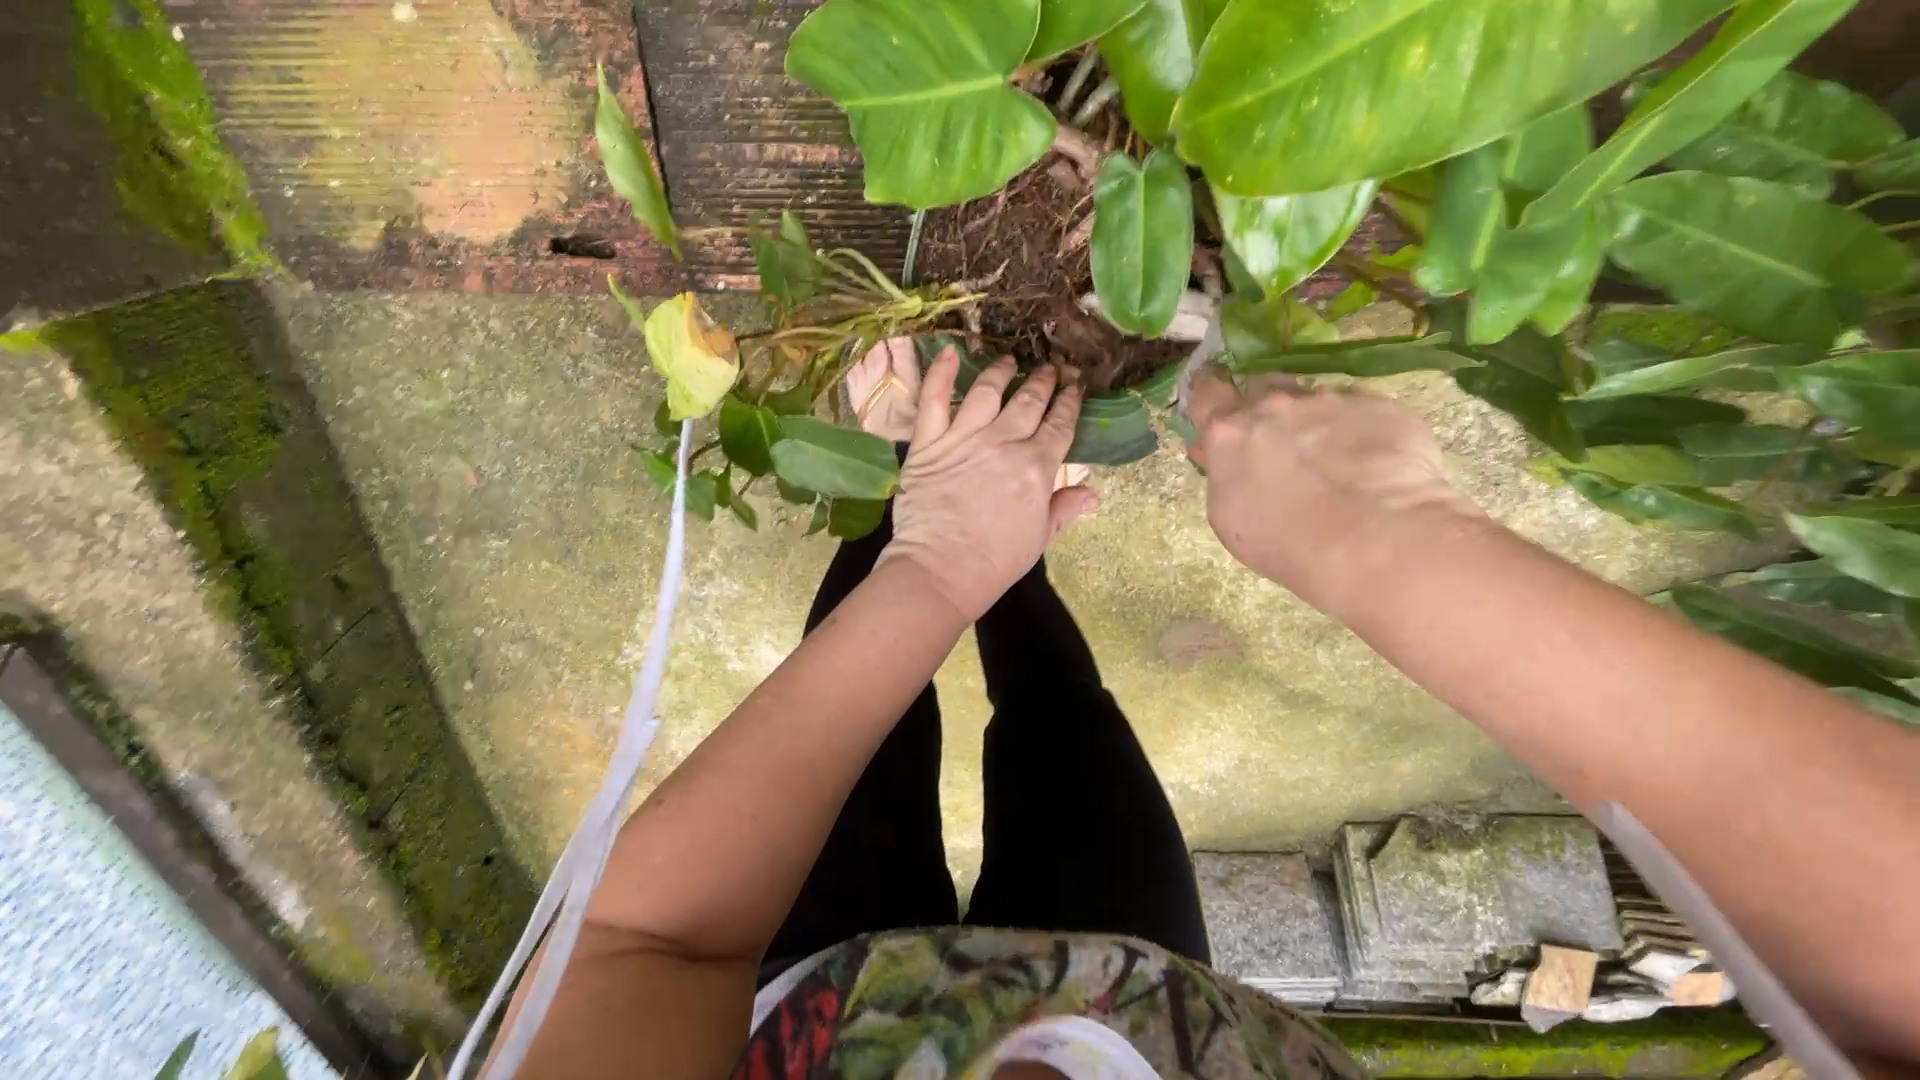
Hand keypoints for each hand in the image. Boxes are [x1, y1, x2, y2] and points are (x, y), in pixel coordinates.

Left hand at [878, 349, 1097, 620]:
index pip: (1059, 425)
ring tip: (1009, 362)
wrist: (942, 570)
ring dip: (1001, 372)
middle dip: (1043, 382)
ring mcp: (964, 439)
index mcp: (1037, 467)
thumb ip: (1064, 509)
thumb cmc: (995, 561)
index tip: (1075, 389)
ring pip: (987, 392)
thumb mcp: (1039, 538)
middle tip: (1050, 370)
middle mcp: (1004, 444)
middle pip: (1028, 402)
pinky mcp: (928, 443)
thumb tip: (1092, 494)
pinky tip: (949, 353)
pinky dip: (939, 373)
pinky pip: (933, 399)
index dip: (1070, 404)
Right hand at [1186, 365, 1481, 612]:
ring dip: (1315, 422)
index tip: (1215, 399)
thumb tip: (1222, 453)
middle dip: (1264, 407)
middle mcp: (1276, 404)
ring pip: (1314, 399)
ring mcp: (1331, 399)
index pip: (1207, 390)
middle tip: (1278, 443)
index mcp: (1230, 431)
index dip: (1209, 392)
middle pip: (1262, 387)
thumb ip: (1224, 472)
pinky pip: (1361, 412)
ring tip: (1334, 463)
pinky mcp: (1380, 406)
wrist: (1372, 538)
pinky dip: (1359, 433)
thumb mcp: (1229, 515)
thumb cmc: (1284, 541)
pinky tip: (1372, 466)